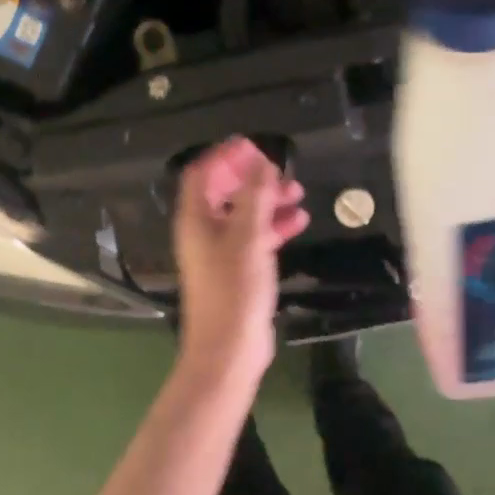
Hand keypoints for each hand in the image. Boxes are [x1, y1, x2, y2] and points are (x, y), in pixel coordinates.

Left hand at [172, 138, 308, 377]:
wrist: (229, 349)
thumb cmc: (234, 290)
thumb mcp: (248, 237)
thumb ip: (255, 197)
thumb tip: (261, 163)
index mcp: (195, 220)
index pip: (202, 173)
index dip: (224, 156)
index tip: (253, 145)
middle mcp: (202, 233)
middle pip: (224, 192)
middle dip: (251, 177)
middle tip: (279, 169)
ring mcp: (219, 254)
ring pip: (243, 215)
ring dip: (267, 201)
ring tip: (297, 192)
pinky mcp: (237, 272)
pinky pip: (254, 239)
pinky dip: (273, 227)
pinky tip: (298, 222)